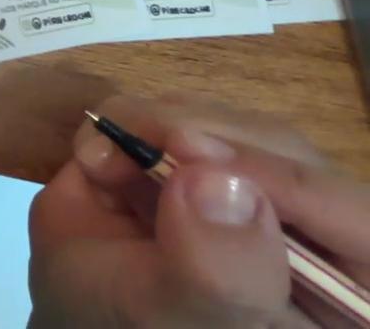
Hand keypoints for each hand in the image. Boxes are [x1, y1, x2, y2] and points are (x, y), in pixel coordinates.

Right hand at [28, 93, 369, 327]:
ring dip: (144, 126)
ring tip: (101, 168)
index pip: (357, 220)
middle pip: (289, 154)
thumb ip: (217, 269)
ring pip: (225, 119)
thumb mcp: (176, 315)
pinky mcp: (191, 155)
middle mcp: (312, 230)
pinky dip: (117, 122)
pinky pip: (164, 107)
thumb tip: (220, 180)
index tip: (193, 155)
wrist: (73, 298)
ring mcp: (251, 186)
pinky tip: (98, 162)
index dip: (286, 181)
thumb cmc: (128, 325)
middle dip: (199, 141)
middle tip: (128, 155)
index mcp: (348, 288)